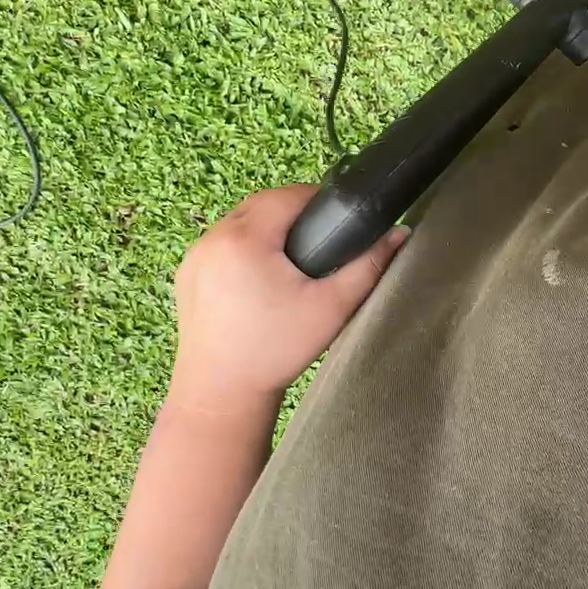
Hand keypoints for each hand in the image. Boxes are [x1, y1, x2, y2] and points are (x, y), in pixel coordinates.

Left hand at [168, 183, 407, 409]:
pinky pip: (224, 240)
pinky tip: (266, 268)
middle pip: (263, 202)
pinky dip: (247, 242)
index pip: (288, 194)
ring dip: (270, 224)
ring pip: (242, 219)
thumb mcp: (333, 305)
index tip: (340, 221)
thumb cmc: (278, 348)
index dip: (319, 199)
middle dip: (295, 210)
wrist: (220, 394)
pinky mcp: (187, 273)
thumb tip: (400, 232)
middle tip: (325, 237)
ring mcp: (195, 255)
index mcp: (245, 238)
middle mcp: (213, 238)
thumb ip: (369, 264)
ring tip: (299, 252)